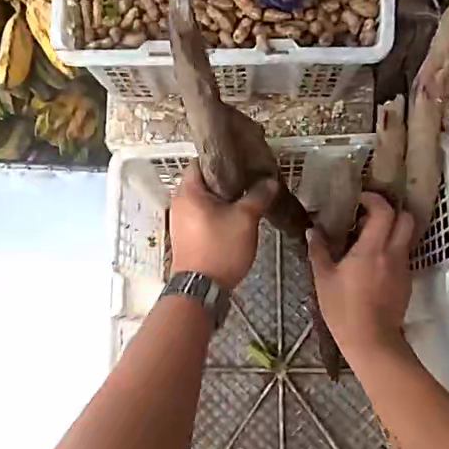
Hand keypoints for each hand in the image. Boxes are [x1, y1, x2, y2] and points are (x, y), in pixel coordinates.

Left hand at [169, 165, 277, 288]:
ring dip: (221, 200)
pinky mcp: (184, 237)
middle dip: (224, 181)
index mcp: (188, 192)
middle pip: (202, 182)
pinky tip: (232, 220)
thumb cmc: (220, 249)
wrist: (201, 288)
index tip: (241, 162)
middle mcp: (179, 203)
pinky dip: (214, 215)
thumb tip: (269, 182)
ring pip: (202, 201)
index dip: (221, 159)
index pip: (200, 162)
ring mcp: (179, 221)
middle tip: (248, 182)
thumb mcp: (245, 219)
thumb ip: (258, 196)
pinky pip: (200, 217)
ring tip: (244, 201)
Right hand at [308, 191, 415, 358]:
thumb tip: (313, 231)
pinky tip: (371, 262)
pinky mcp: (406, 281)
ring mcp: (403, 267)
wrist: (372, 341)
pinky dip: (390, 249)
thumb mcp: (323, 279)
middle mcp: (393, 253)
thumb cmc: (343, 309)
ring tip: (367, 238)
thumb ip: (318, 251)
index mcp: (372, 248)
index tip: (359, 199)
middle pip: (406, 218)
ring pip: (406, 236)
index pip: (384, 211)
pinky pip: (402, 255)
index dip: (374, 199)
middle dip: (391, 210)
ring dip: (391, 230)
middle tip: (368, 215)